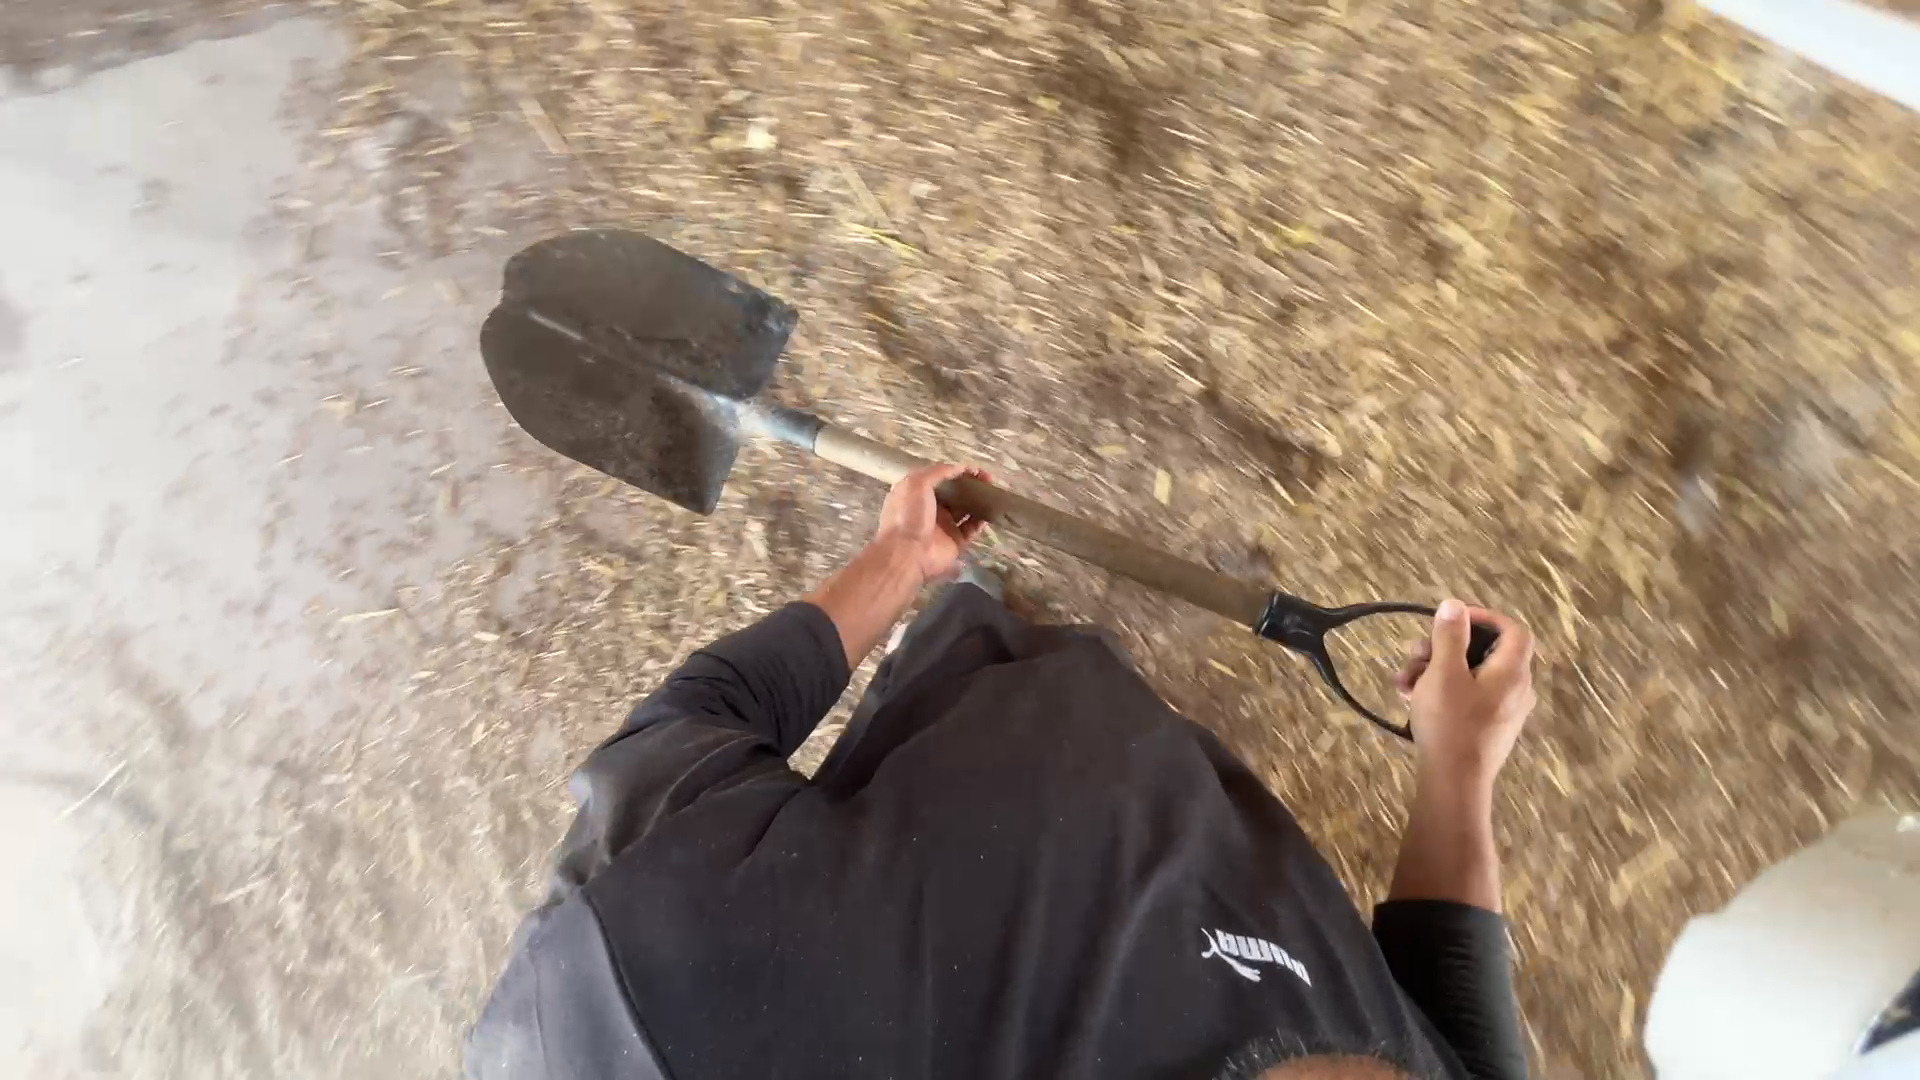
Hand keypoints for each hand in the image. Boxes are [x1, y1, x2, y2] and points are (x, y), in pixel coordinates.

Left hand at [873, 463, 992, 585]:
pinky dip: (980, 521)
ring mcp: (943, 526)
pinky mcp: (955, 542)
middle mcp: (930, 508)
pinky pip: (971, 529)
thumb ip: (939, 471)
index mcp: (918, 493)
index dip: (957, 471)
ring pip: (965, 510)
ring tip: (992, 494)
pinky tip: (990, 512)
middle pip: (955, 493)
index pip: (941, 478)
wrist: (907, 553)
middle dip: (971, 486)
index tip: (975, 470)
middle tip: (987, 481)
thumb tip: (960, 467)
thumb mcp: (917, 483)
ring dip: (978, 501)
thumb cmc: (908, 515)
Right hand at [1395, 599, 1535, 791]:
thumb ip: (1450, 637)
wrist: (1455, 779)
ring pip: (1468, 673)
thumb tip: (1453, 605)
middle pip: (1483, 651)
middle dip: (1443, 647)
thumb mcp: (1443, 673)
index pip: (1513, 630)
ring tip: (1403, 682)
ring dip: (1433, 669)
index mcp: (1511, 672)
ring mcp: (1502, 708)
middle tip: (1414, 654)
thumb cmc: (1450, 722)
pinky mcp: (1487, 724)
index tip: (1449, 618)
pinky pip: (1466, 694)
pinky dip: (1440, 689)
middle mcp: (1515, 687)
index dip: (1484, 617)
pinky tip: (1410, 698)